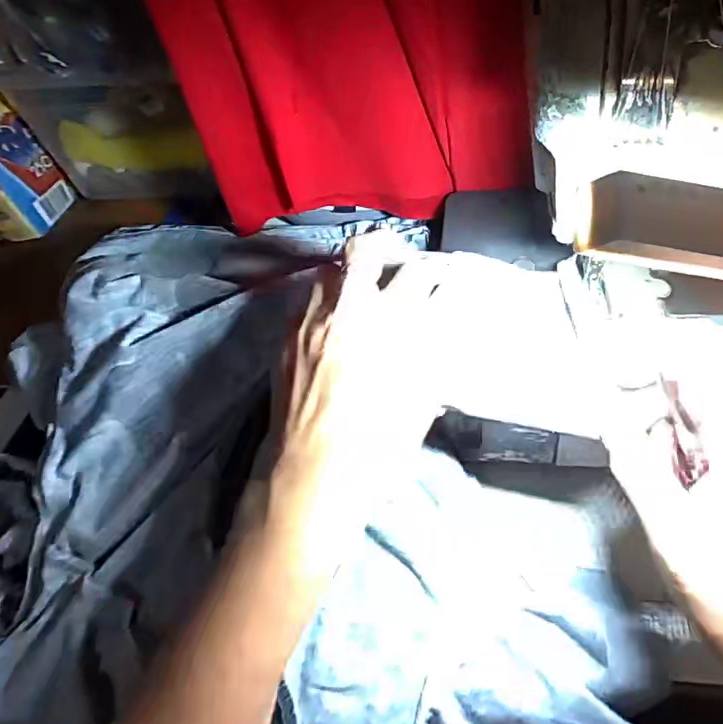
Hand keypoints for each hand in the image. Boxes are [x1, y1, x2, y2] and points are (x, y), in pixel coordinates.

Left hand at [270, 231, 447, 569]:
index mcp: (385, 325)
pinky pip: (308, 301)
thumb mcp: (420, 395)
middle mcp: (343, 312)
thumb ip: (429, 348)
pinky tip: (337, 321)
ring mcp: (308, 323)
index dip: (432, 270)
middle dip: (385, 246)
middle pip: (363, 251)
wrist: (310, 477)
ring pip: (330, 272)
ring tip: (365, 290)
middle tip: (396, 259)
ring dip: (352, 272)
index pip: (415, 274)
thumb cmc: (377, 443)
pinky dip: (327, 299)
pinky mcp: (285, 340)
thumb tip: (432, 318)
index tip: (437, 275)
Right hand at [604, 373, 722, 723]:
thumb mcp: (672, 526)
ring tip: (627, 426)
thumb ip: (636, 465)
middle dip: (655, 396)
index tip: (624, 345)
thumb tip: (607, 416)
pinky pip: (709, 465)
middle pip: (700, 405)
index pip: (700, 380)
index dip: (661, 358)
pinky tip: (656, 467)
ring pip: (702, 437)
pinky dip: (678, 460)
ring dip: (664, 431)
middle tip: (613, 389)